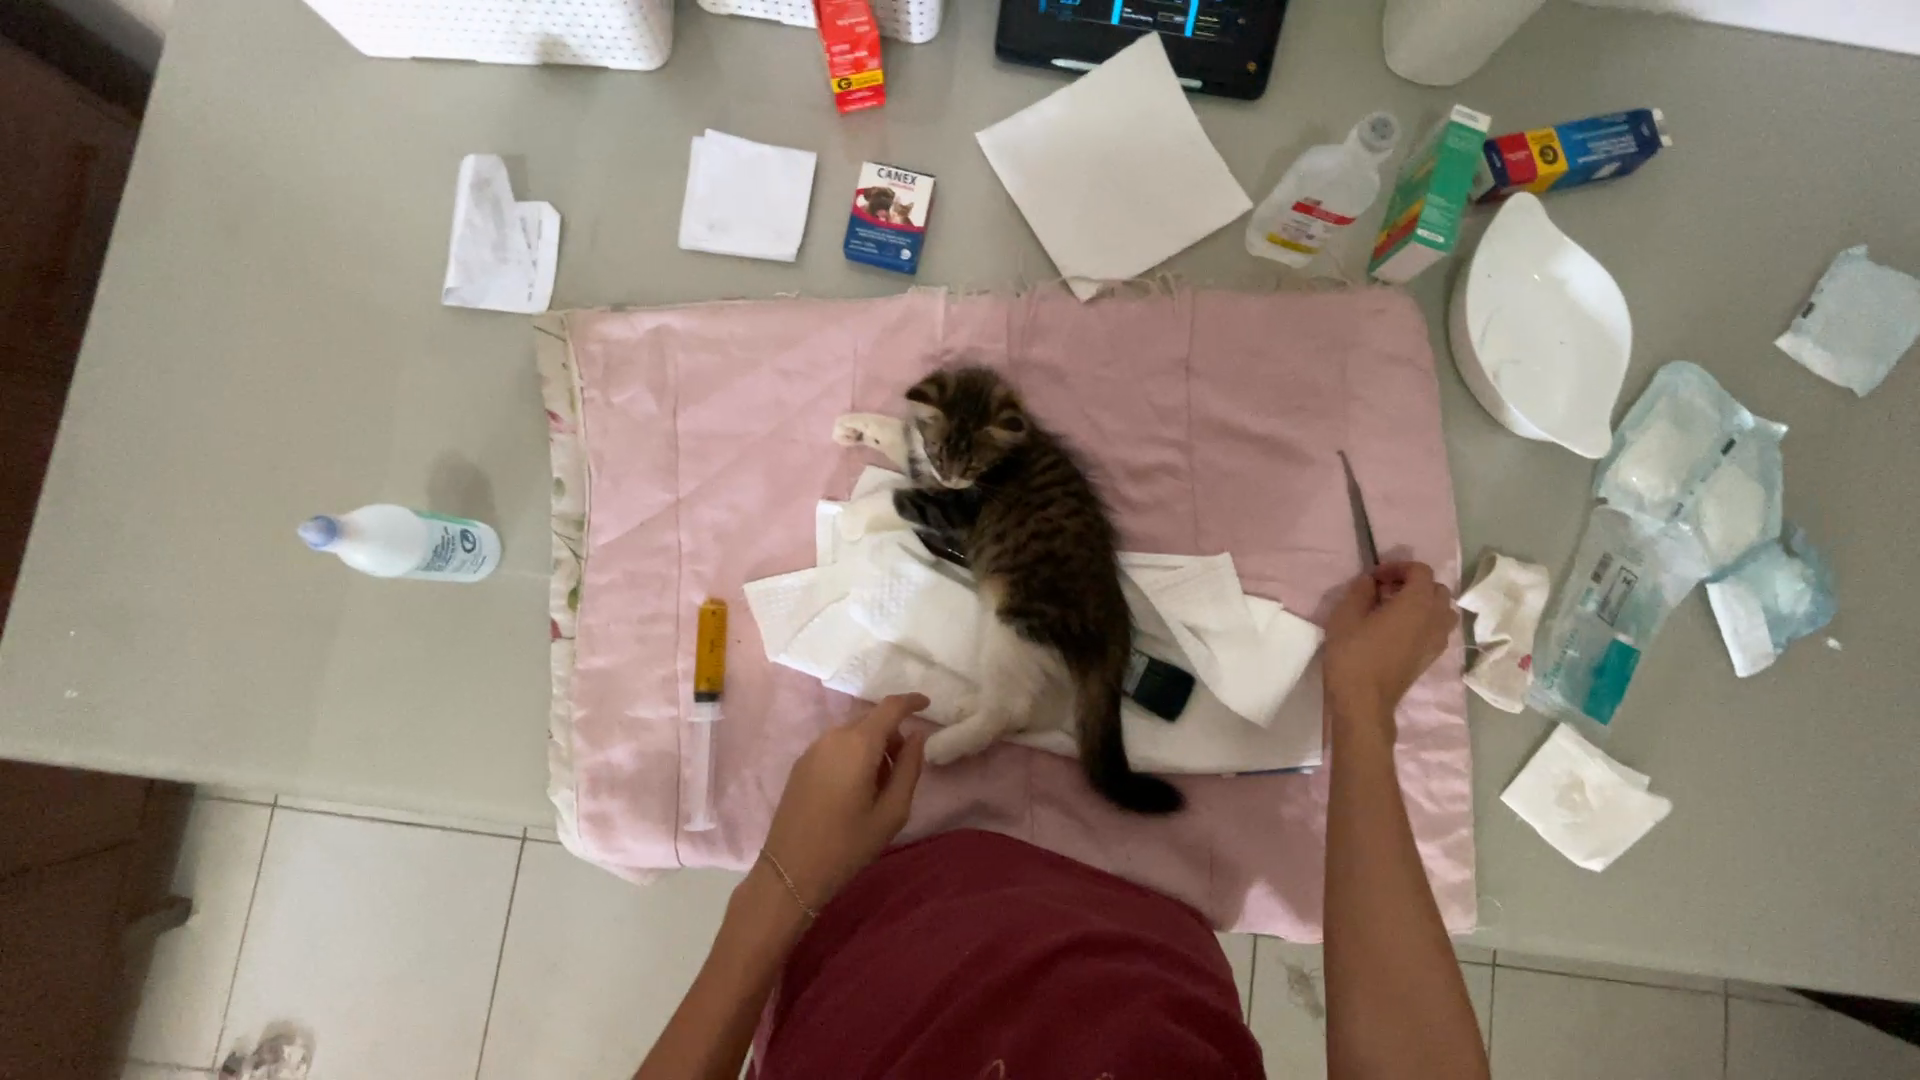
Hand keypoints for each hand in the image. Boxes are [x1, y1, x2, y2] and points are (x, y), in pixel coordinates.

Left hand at [761, 694, 929, 910]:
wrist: (789, 871)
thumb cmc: (848, 845)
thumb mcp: (891, 812)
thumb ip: (910, 768)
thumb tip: (917, 736)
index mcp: (858, 744)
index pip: (890, 707)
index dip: (912, 701)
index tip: (928, 705)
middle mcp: (834, 736)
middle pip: (872, 720)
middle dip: (893, 734)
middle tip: (903, 769)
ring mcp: (813, 748)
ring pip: (853, 733)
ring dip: (873, 746)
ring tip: (878, 786)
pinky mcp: (801, 763)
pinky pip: (836, 745)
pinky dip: (853, 754)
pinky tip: (854, 789)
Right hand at [1323, 563, 1455, 737]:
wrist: (1364, 700)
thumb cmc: (1352, 654)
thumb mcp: (1345, 615)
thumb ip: (1360, 591)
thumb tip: (1371, 582)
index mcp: (1417, 603)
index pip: (1421, 571)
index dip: (1398, 567)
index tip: (1374, 577)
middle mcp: (1435, 618)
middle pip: (1437, 589)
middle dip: (1412, 583)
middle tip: (1384, 590)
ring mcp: (1438, 640)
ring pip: (1442, 610)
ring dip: (1423, 602)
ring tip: (1395, 609)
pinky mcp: (1432, 657)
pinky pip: (1438, 628)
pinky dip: (1424, 621)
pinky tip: (1399, 630)